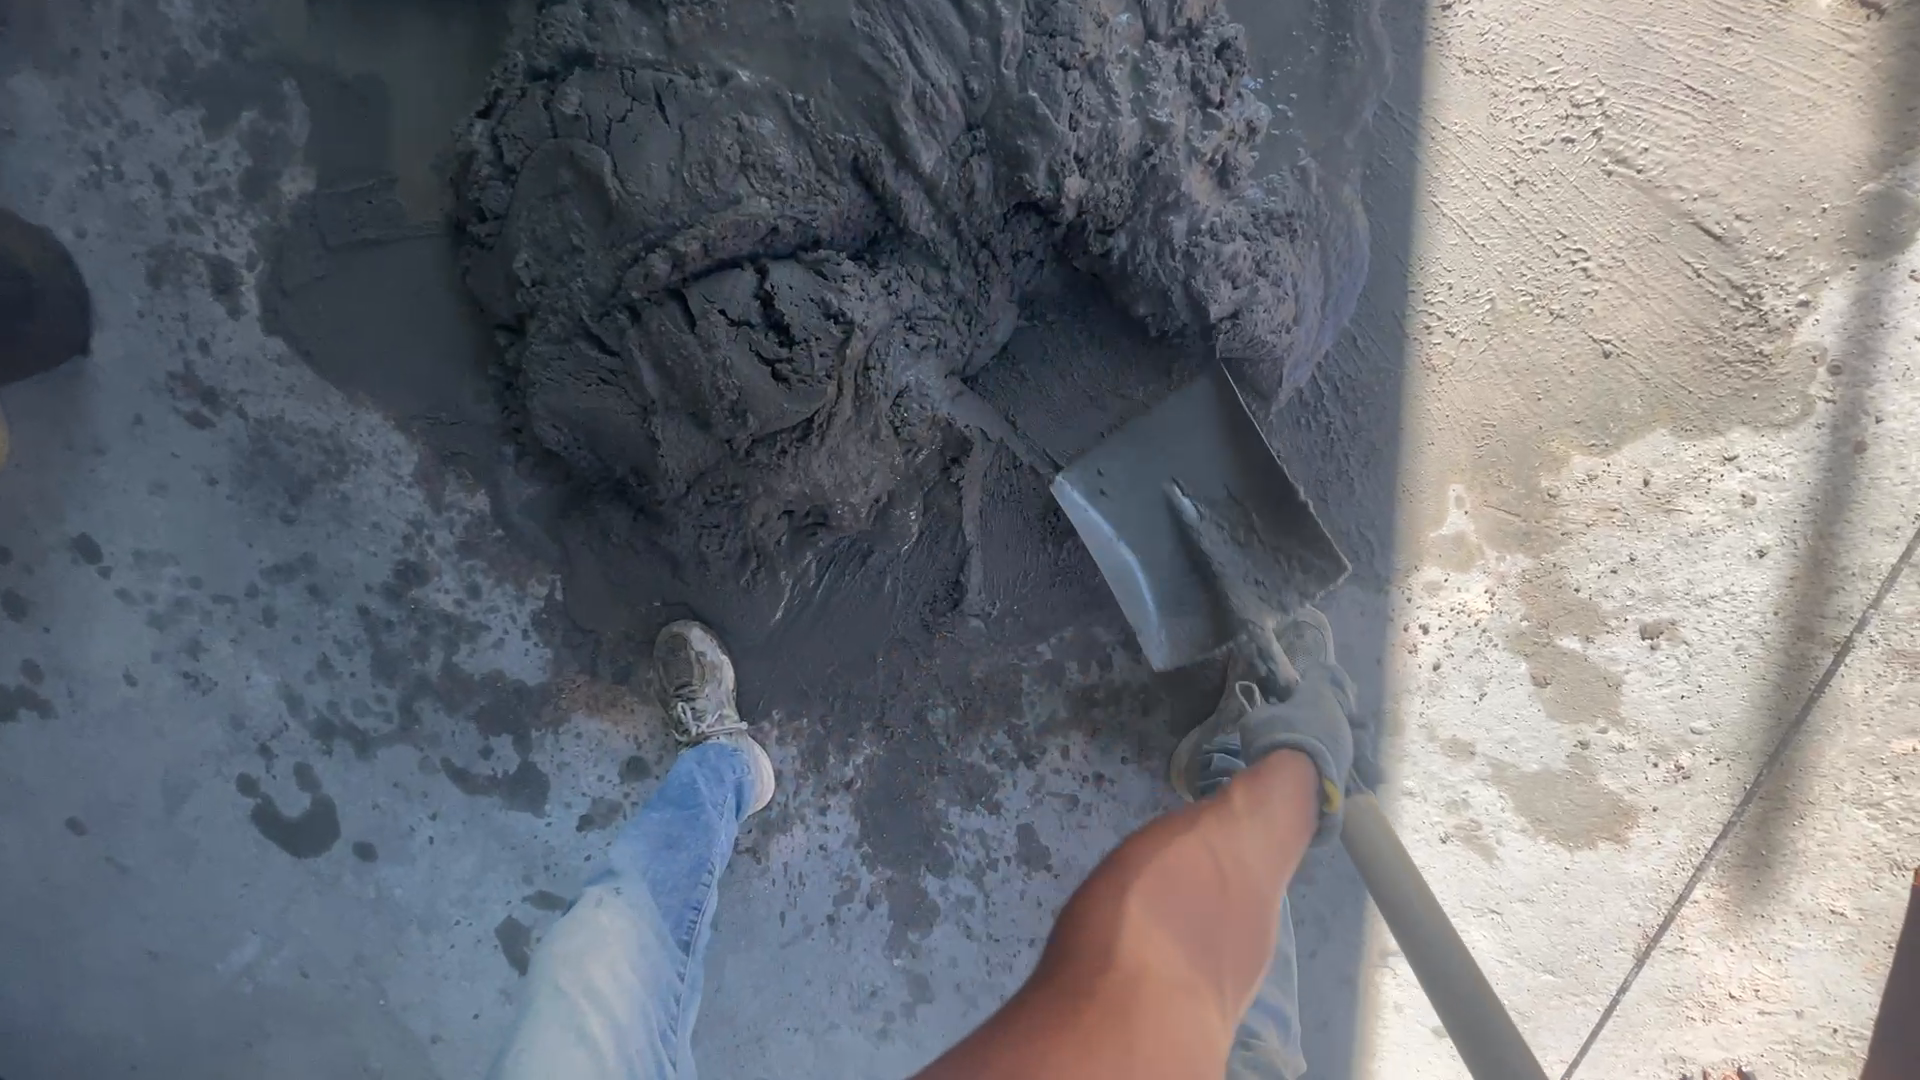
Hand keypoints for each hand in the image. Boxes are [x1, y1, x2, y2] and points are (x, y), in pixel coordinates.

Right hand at [1237, 610, 1356, 845]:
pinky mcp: (1348, 769)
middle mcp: (1338, 714)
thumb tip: (1272, 712)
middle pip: (1331, 705)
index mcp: (1318, 694)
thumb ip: (1269, 711)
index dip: (1312, 674)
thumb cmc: (1276, 737)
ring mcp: (1348, 743)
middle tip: (1303, 713)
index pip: (1319, 675)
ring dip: (1324, 734)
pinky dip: (1325, 755)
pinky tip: (1312, 760)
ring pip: (1336, 731)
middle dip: (1319, 709)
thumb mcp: (1258, 718)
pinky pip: (1335, 754)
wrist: (1297, 782)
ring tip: (1307, 740)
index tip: (1307, 674)